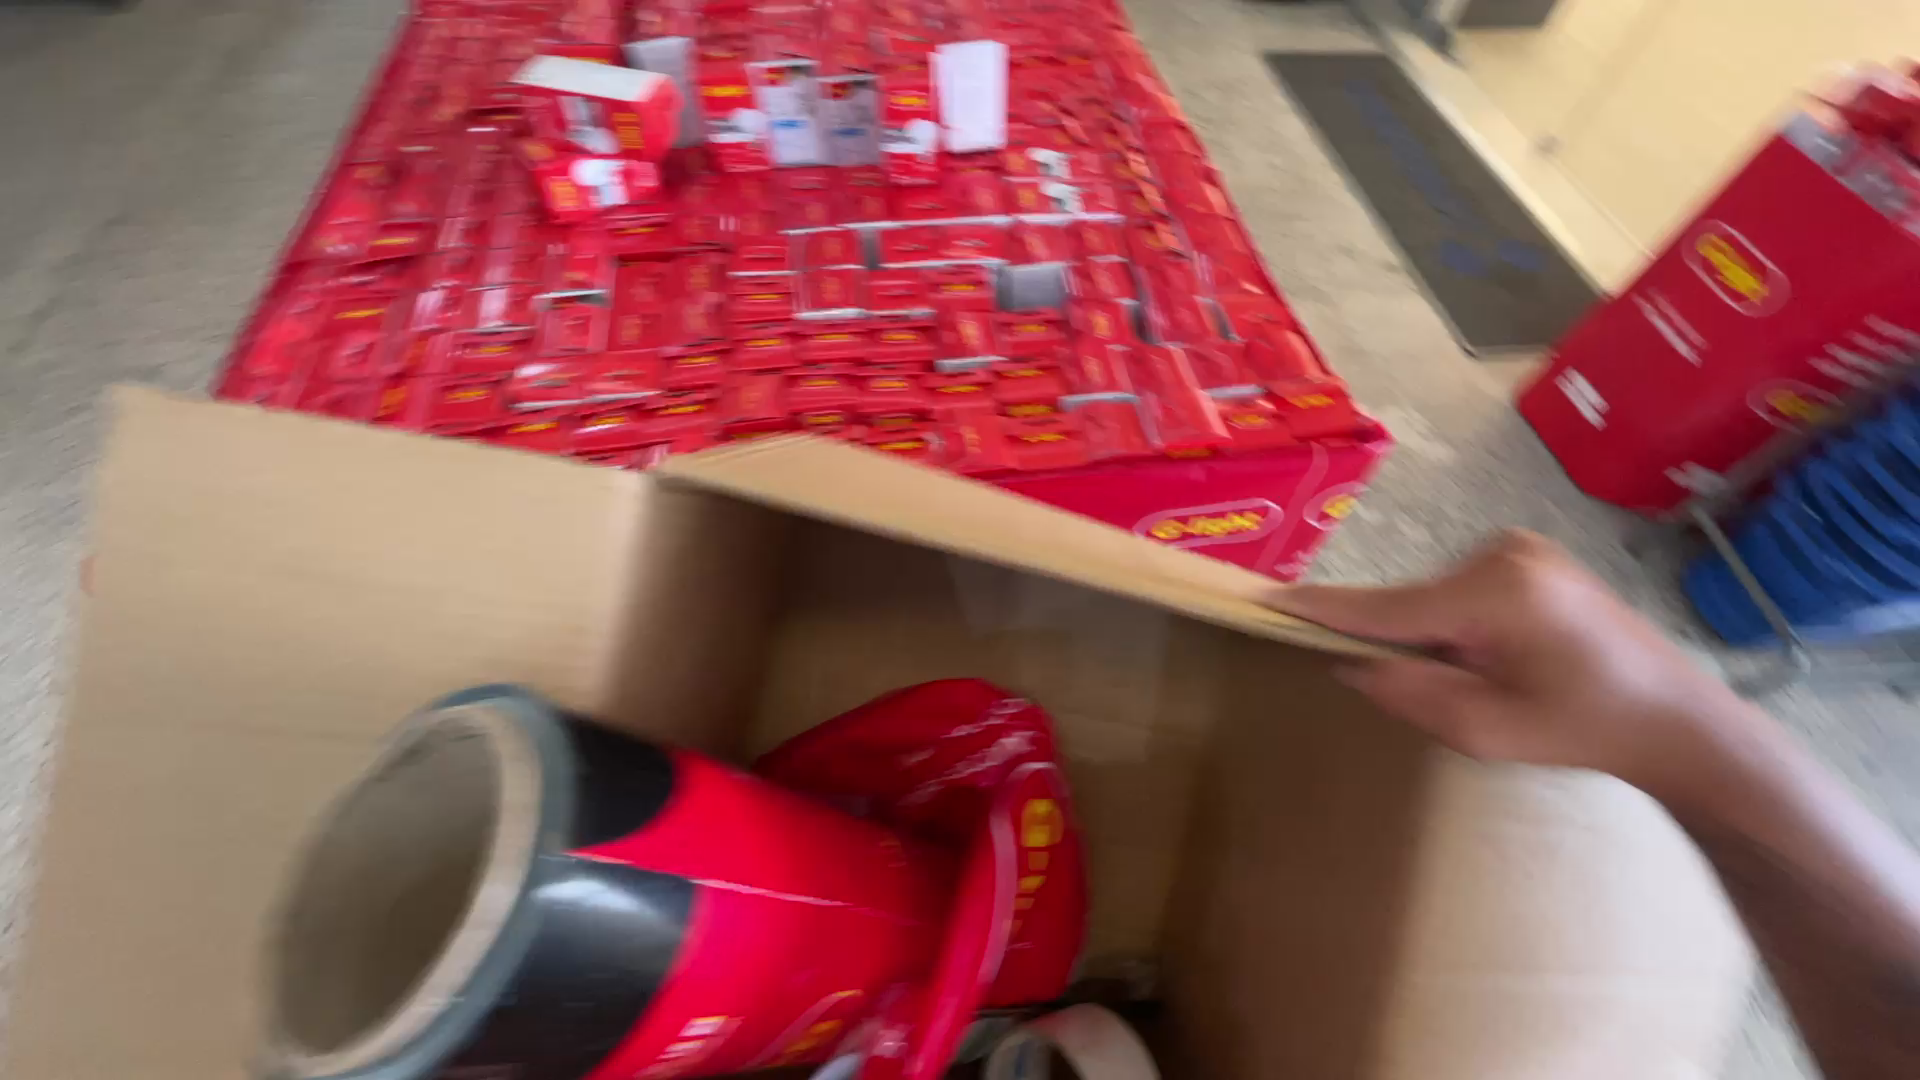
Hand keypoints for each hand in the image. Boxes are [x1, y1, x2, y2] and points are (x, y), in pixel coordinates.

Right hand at [1270, 530, 1751, 791]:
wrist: (1680, 721)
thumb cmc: (1584, 732)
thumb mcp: (1482, 729)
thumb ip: (1404, 690)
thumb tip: (1348, 660)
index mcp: (1496, 594)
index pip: (1384, 606)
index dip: (1321, 609)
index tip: (1265, 599)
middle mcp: (1502, 553)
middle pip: (1407, 600)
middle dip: (1398, 638)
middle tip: (1445, 686)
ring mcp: (1517, 547)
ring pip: (1428, 593)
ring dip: (1428, 630)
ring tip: (1484, 673)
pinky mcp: (1526, 553)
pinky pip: (1454, 586)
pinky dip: (1450, 618)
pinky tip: (1495, 651)